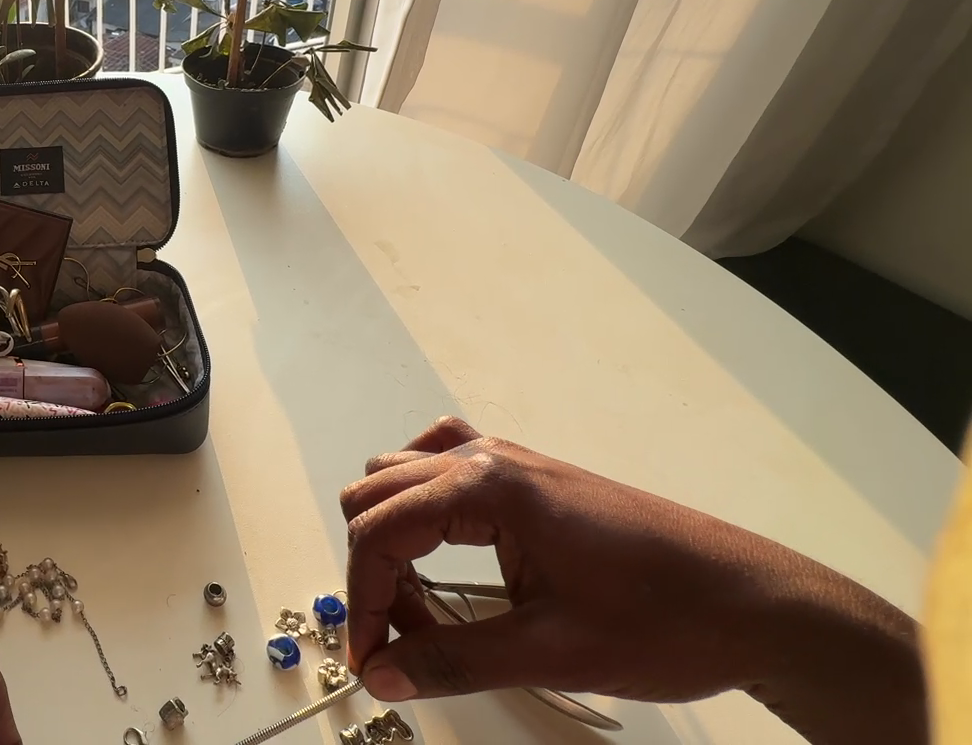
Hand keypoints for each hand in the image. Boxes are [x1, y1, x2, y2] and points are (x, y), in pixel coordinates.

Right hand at [340, 418, 923, 744]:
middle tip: (407, 640)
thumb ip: (455, 660)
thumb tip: (379, 677)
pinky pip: (438, 456)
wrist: (768, 606)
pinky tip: (441, 531)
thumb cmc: (666, 626)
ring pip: (397, 475)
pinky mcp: (521, 470)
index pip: (381, 531)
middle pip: (375, 497)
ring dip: (393, 537)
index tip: (372, 661)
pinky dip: (419, 494)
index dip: (364, 599)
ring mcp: (500, 456)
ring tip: (429, 604)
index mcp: (482, 487)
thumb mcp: (556, 652)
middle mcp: (479, 457)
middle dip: (376, 572)